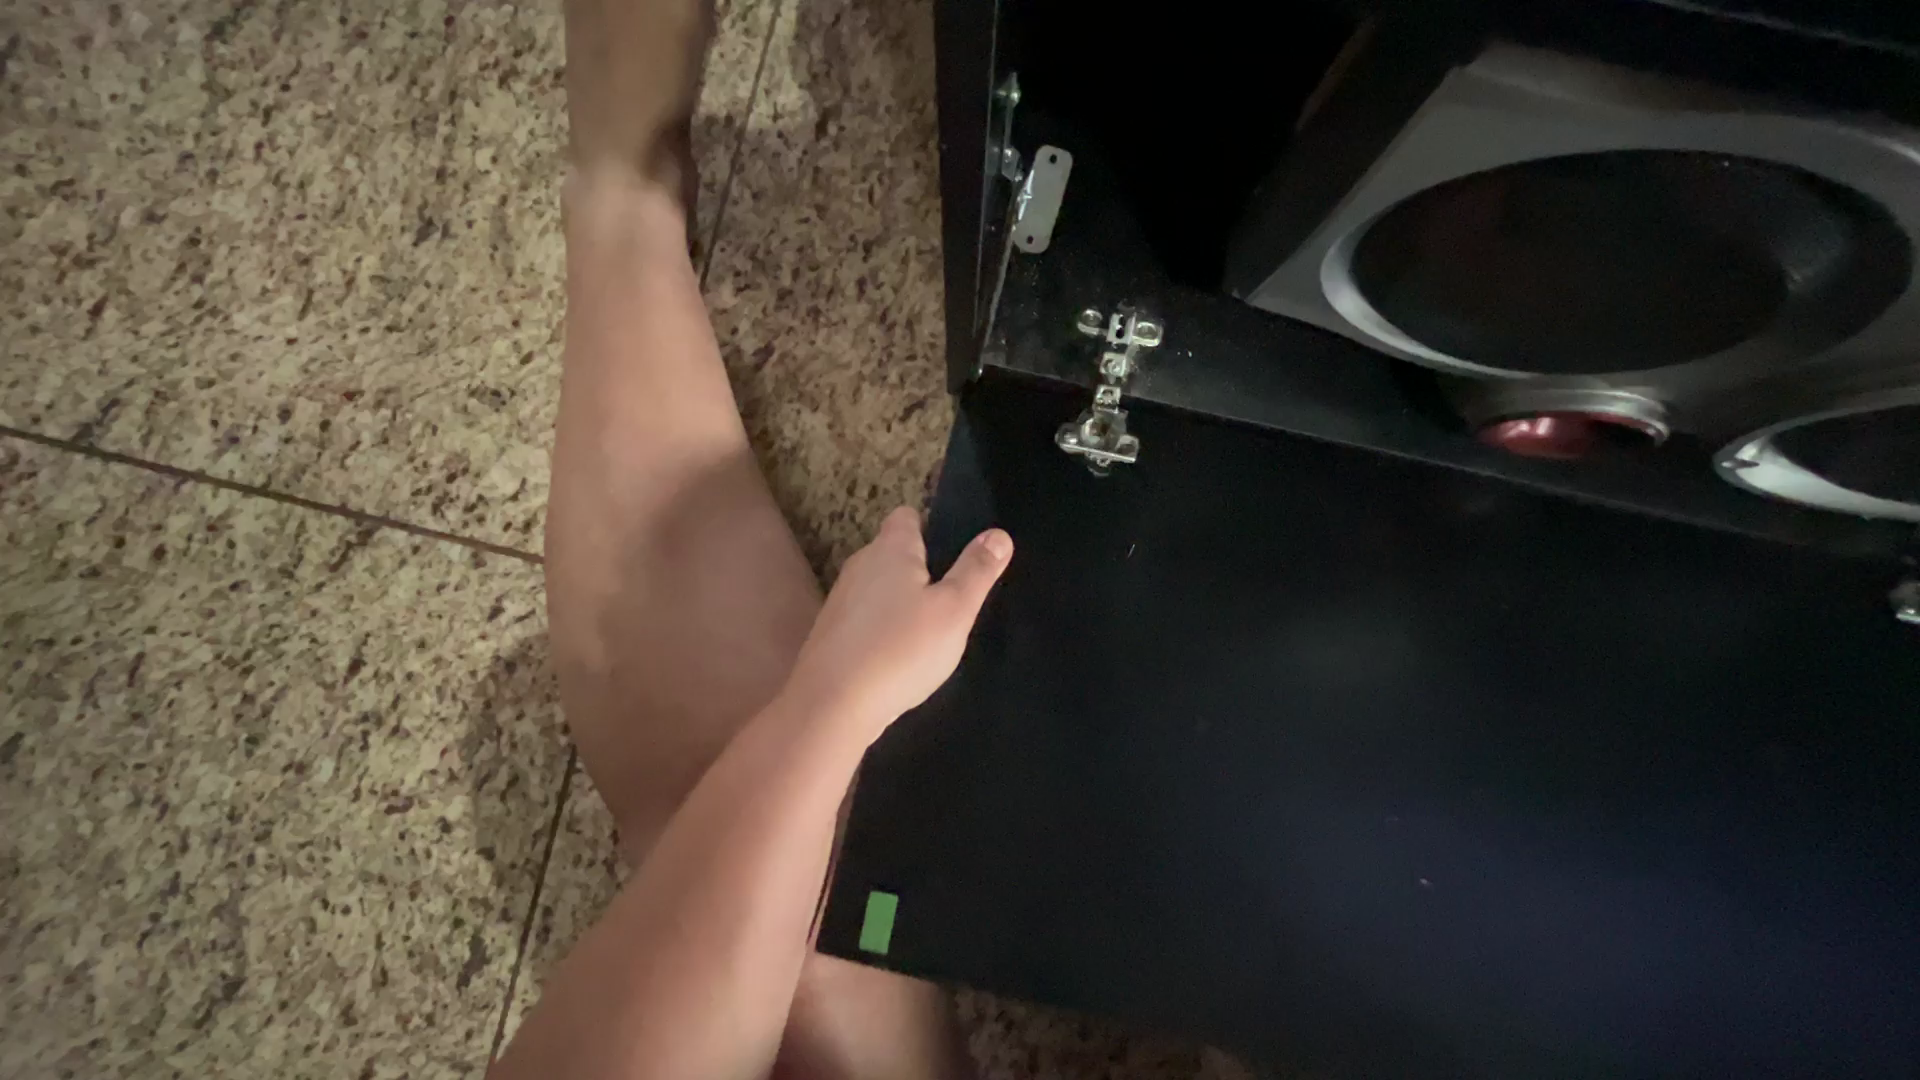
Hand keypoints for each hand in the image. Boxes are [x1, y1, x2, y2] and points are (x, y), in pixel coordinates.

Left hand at [783, 508, 1012, 737]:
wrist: (833, 704)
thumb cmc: (901, 649)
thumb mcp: (954, 610)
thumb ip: (977, 570)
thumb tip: (999, 533)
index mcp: (891, 548)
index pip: (908, 516)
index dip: (932, 528)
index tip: (956, 556)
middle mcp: (860, 563)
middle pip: (895, 552)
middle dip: (922, 568)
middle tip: (953, 599)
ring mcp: (841, 598)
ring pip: (880, 586)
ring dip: (903, 601)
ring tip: (931, 631)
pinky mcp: (831, 631)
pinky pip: (867, 616)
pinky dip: (884, 627)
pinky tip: (900, 655)